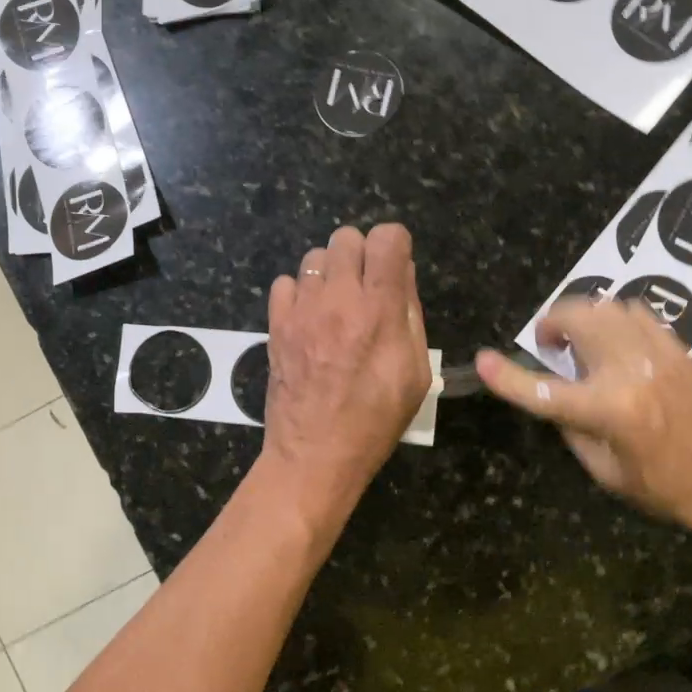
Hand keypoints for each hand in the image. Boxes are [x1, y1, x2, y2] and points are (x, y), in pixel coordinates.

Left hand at [261, 225, 431, 524]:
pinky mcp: (276, 324)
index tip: (395, 268)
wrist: (316, 453)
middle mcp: (339, 298)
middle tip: (366, 289)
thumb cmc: (375, 420)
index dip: (395, 246)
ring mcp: (302, 309)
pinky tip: (309, 319)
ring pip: (315, 256)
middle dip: (362, 255)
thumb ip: (410, 316)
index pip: (388, 238)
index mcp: (380, 309)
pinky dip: (299, 293)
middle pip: (347, 237)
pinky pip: (285, 282)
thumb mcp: (415, 373)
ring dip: (330, 273)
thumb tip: (403, 273)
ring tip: (336, 306)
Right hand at [476, 300, 691, 538]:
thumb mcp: (606, 471)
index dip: (508, 377)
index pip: (545, 389)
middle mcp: (632, 370)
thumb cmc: (668, 488)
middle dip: (551, 325)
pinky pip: (636, 312)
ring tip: (578, 342)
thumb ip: (573, 428)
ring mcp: (658, 352)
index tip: (482, 360)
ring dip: (581, 317)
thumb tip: (555, 399)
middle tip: (547, 346)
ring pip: (606, 307)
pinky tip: (611, 341)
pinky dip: (612, 318)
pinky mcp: (676, 347)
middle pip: (578, 320)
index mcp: (610, 411)